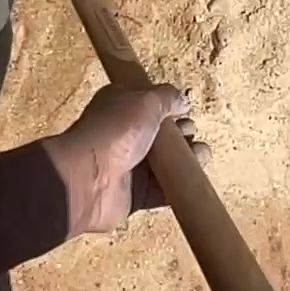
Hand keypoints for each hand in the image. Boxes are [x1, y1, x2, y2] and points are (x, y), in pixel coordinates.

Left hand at [42, 84, 209, 236]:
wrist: (91, 177)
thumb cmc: (115, 130)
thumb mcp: (145, 101)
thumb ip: (167, 97)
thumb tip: (183, 102)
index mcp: (121, 106)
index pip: (150, 103)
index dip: (169, 106)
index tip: (184, 111)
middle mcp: (125, 133)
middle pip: (162, 133)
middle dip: (182, 132)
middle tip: (189, 133)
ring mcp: (131, 164)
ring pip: (167, 161)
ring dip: (187, 157)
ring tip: (199, 155)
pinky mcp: (138, 193)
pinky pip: (165, 189)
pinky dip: (180, 184)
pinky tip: (194, 177)